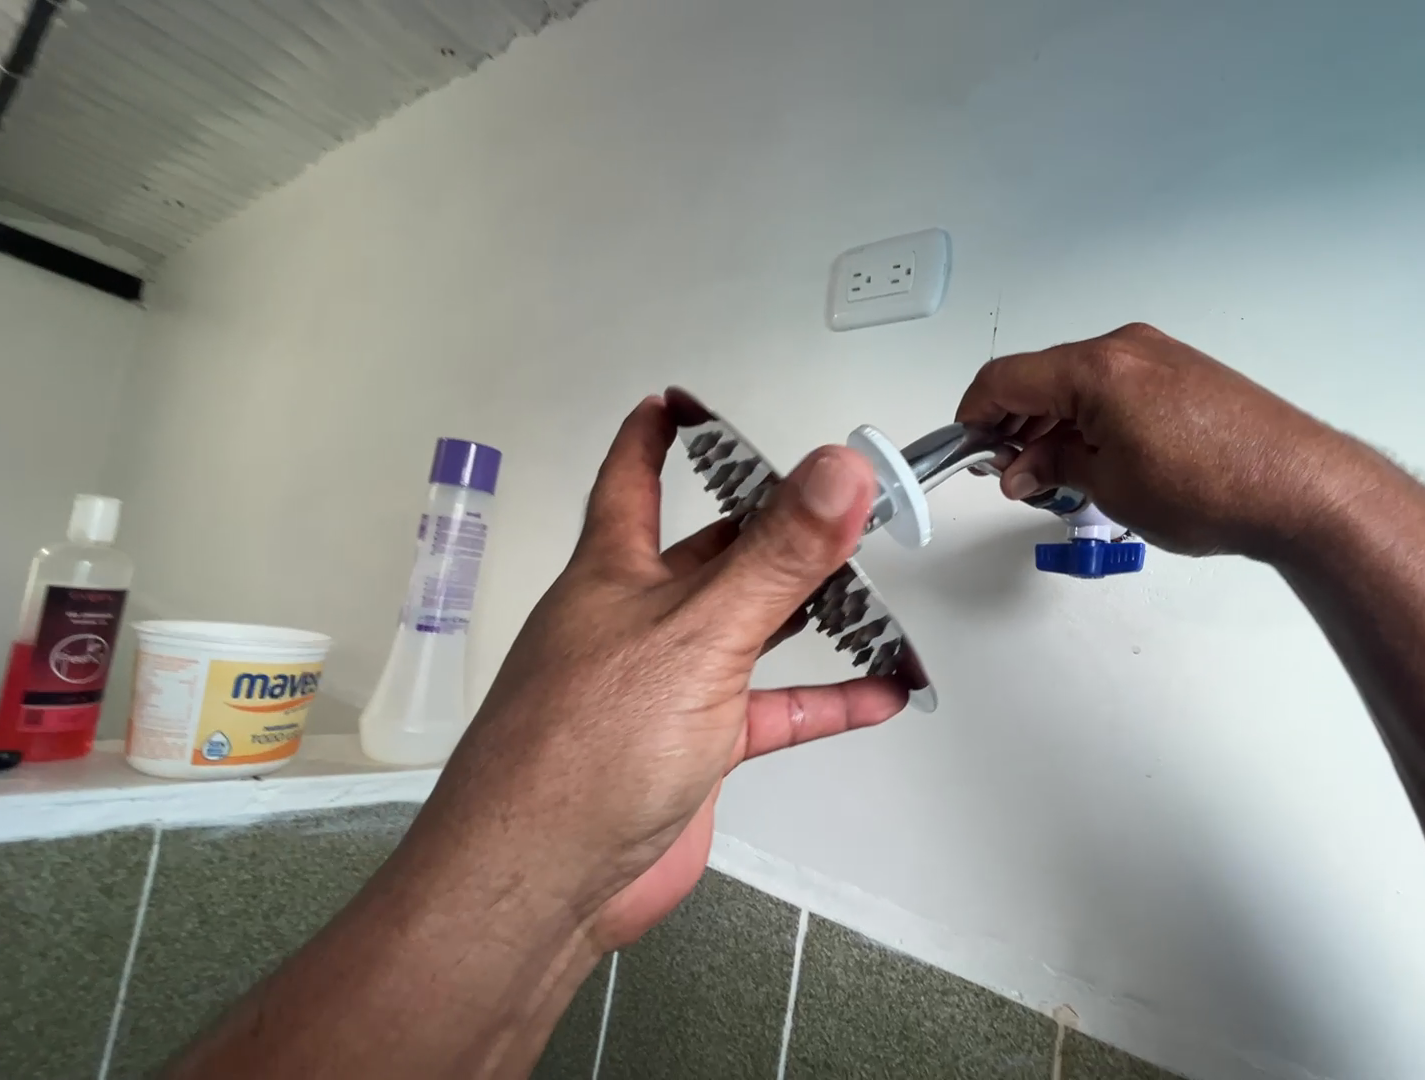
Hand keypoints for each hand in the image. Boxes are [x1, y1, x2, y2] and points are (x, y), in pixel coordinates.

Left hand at [418, 397, 906, 950]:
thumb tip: (837, 474)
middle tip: (830, 507)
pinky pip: (773, 710)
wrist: (546, 886)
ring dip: (810, 617)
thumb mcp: (697, 634)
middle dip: (769, 529)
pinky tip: (878, 692)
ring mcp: (670, 685)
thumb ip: (775, 557)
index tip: (680, 401)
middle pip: (714, 554)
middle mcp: (641, 619)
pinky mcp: (696, 747)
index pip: (632, 478)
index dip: (655, 433)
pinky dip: (824, 700)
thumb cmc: (586, 749)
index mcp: (617, 572)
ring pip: (751, 631)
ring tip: (868, 594)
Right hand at [956, 323, 1372, 558]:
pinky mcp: (1181, 371)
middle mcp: (1124, 347)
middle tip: (1009, 470)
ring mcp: (1157, 355)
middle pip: (1040, 376)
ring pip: (1076, 381)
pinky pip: (1112, 384)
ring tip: (1051, 471)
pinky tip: (1090, 454)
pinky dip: (1087, 415)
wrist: (1302, 488)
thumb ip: (1053, 467)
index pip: (1006, 378)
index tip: (967, 444)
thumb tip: (1022, 469)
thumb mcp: (1108, 486)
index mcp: (1096, 368)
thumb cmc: (1208, 487)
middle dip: (1014, 422)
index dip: (975, 412)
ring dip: (1051, 421)